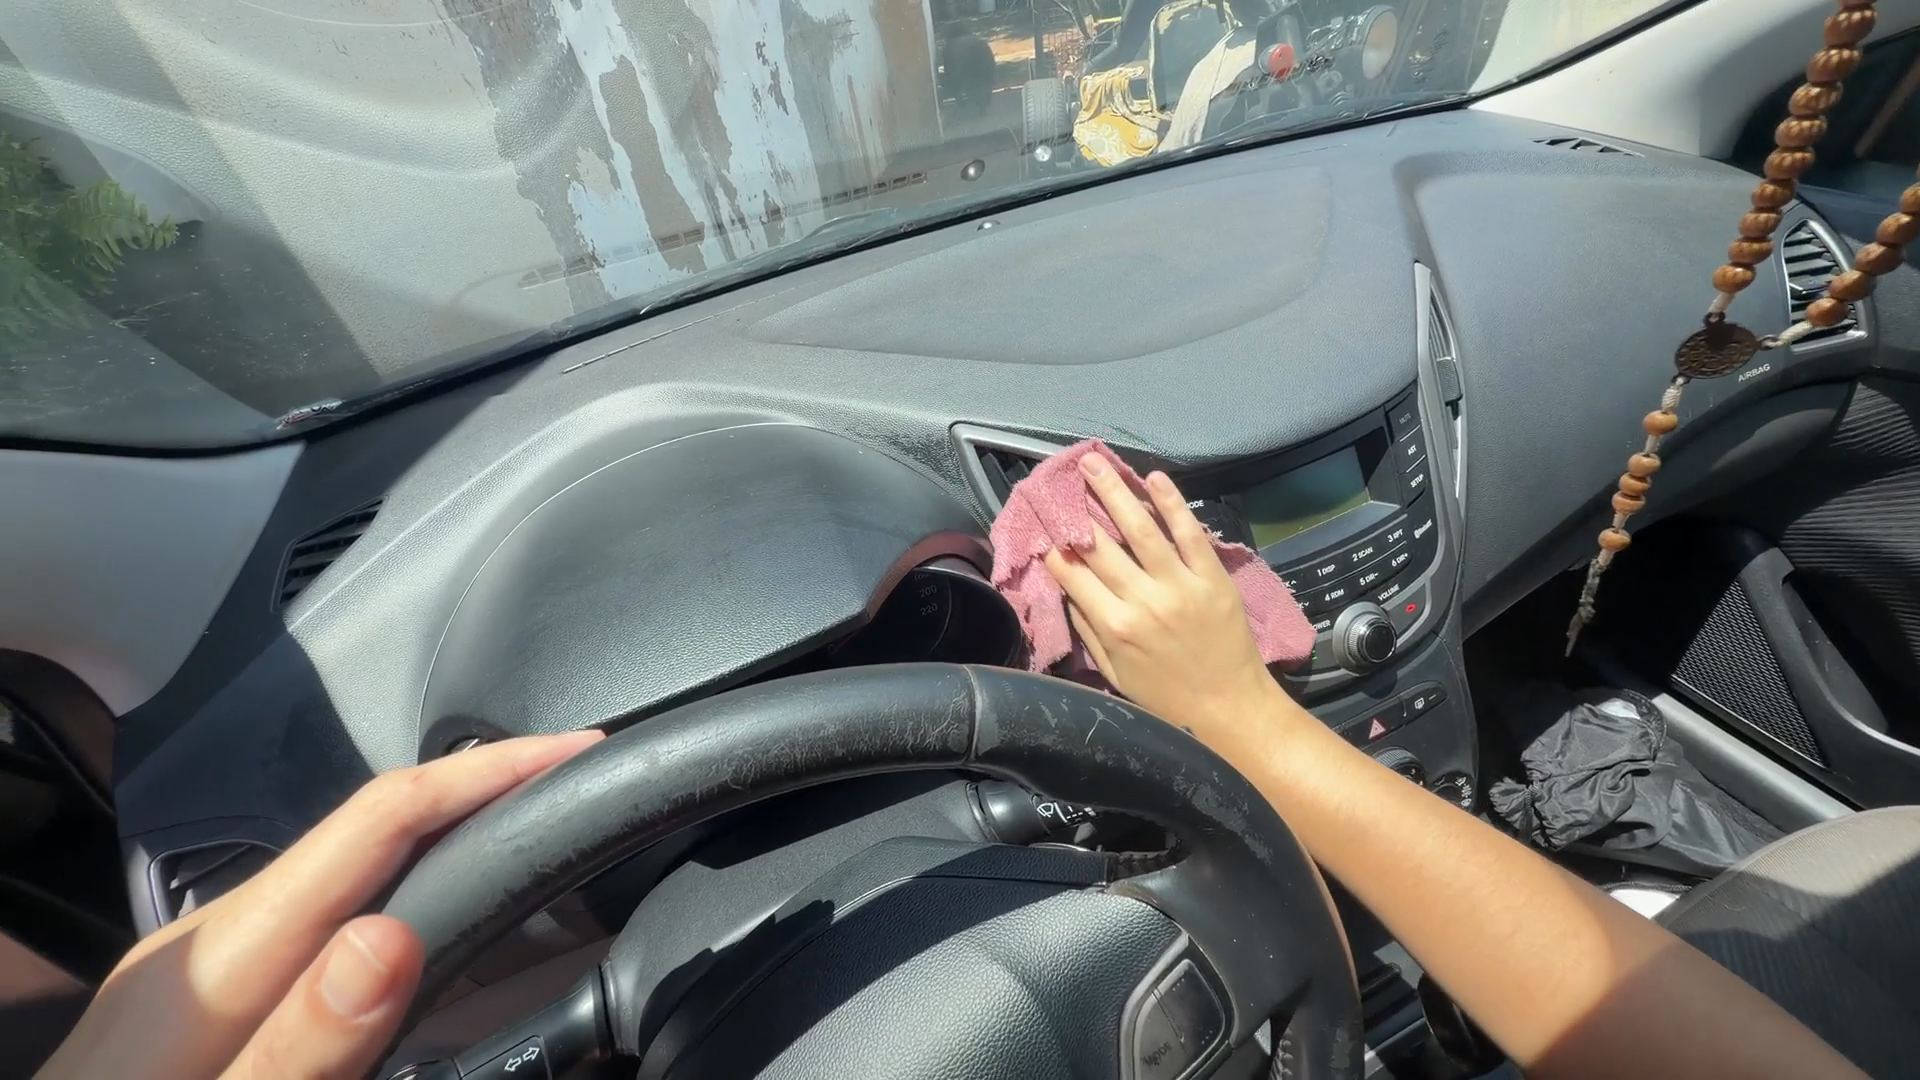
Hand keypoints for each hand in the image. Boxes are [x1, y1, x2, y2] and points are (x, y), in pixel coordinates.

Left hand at [36, 731, 601, 1079]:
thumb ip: (296, 1051)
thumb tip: (389, 938)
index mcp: (215, 960)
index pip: (380, 816)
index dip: (492, 768)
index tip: (576, 749)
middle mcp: (226, 933)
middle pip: (388, 820)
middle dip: (498, 782)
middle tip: (585, 780)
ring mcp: (233, 954)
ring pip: (380, 858)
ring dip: (474, 826)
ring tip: (551, 822)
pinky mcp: (247, 982)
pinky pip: (364, 901)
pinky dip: (439, 879)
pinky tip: (474, 896)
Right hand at [1042, 455, 1290, 747]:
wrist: (1229, 711)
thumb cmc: (1165, 698)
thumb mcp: (1113, 673)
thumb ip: (1089, 629)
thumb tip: (1068, 587)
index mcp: (1115, 626)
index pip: (1074, 574)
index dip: (1056, 548)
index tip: (1047, 527)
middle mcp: (1143, 600)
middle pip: (1101, 545)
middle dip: (1078, 509)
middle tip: (1064, 479)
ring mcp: (1180, 585)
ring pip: (1141, 529)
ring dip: (1115, 492)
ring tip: (1095, 464)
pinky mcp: (1212, 578)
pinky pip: (1190, 534)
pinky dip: (1173, 503)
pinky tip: (1155, 478)